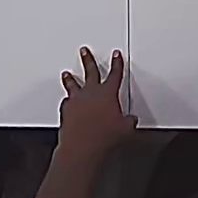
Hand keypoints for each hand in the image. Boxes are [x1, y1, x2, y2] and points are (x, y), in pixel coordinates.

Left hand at [56, 47, 135, 165]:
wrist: (83, 147)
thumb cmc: (104, 137)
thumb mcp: (125, 129)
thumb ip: (128, 121)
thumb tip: (131, 121)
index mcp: (108, 93)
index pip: (115, 73)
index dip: (117, 63)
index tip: (115, 55)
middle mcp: (91, 93)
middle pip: (90, 71)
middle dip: (88, 59)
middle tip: (84, 51)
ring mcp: (77, 101)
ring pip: (73, 84)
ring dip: (70, 78)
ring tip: (67, 73)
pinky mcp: (66, 111)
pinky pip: (66, 102)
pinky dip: (67, 100)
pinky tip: (66, 100)